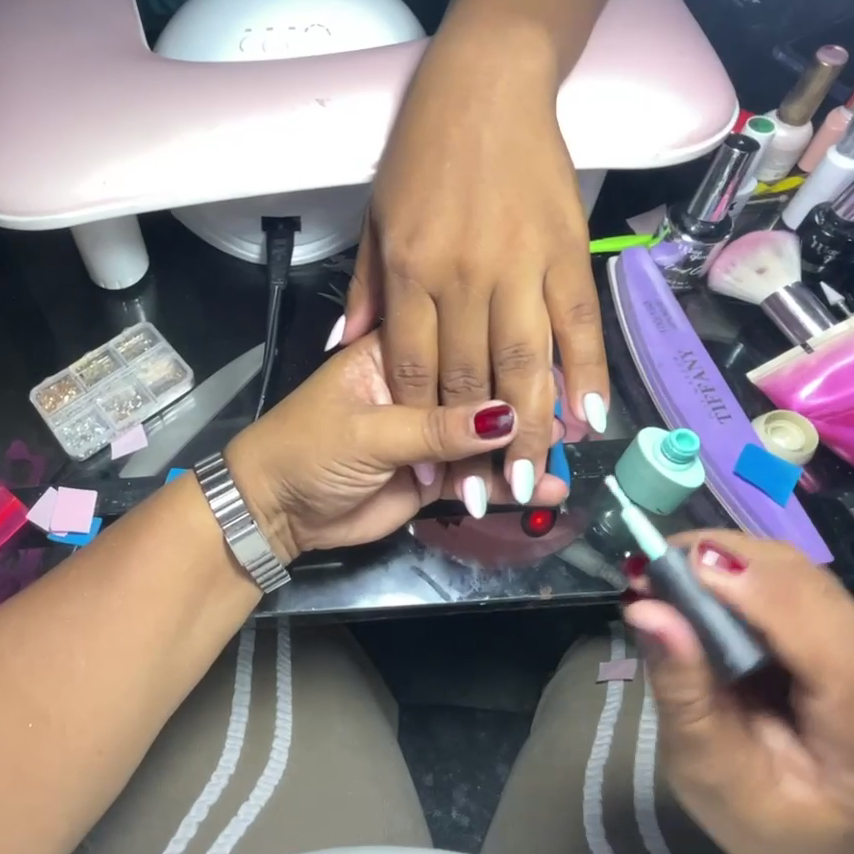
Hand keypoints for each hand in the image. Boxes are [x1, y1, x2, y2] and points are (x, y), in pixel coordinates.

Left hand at [223, 333, 569, 562]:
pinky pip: (478, 474)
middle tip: (575, 422)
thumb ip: (433, 427)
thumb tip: (506, 418)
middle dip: (526, 408)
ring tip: (569, 459)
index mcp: (395, 352)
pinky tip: (550, 489)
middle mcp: (420, 384)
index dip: (505, 357)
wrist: (277, 510)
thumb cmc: (307, 450)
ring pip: (486, 436)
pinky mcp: (434, 474)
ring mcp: (430, 431)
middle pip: (483, 390)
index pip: (460, 343)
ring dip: (525, 448)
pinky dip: (509, 483)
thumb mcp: (367, 433)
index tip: (557, 371)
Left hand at [339, 27, 607, 520]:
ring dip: (532, 429)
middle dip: (477, 446)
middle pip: (467, 378)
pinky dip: (587, 373)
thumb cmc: (420, 152)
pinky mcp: (566, 251)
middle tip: (490, 498)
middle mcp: (462, 278)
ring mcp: (519, 265)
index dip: (421, 423)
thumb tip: (347, 343)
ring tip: (537, 479)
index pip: (411, 365)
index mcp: (409, 272)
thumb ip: (367, 287)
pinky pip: (578, 324)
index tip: (433, 470)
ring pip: (525, 364)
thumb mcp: (377, 217)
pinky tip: (589, 417)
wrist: (485, 85)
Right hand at [625, 532, 853, 853]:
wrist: (822, 847)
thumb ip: (681, 689)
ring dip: (736, 561)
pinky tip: (701, 580)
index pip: (832, 651)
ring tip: (667, 568)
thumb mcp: (705, 768)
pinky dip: (746, 573)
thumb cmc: (760, 820)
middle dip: (735, 564)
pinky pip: (804, 589)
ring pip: (813, 582)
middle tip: (653, 563)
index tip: (684, 562)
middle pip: (823, 600)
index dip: (762, 595)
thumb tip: (646, 609)